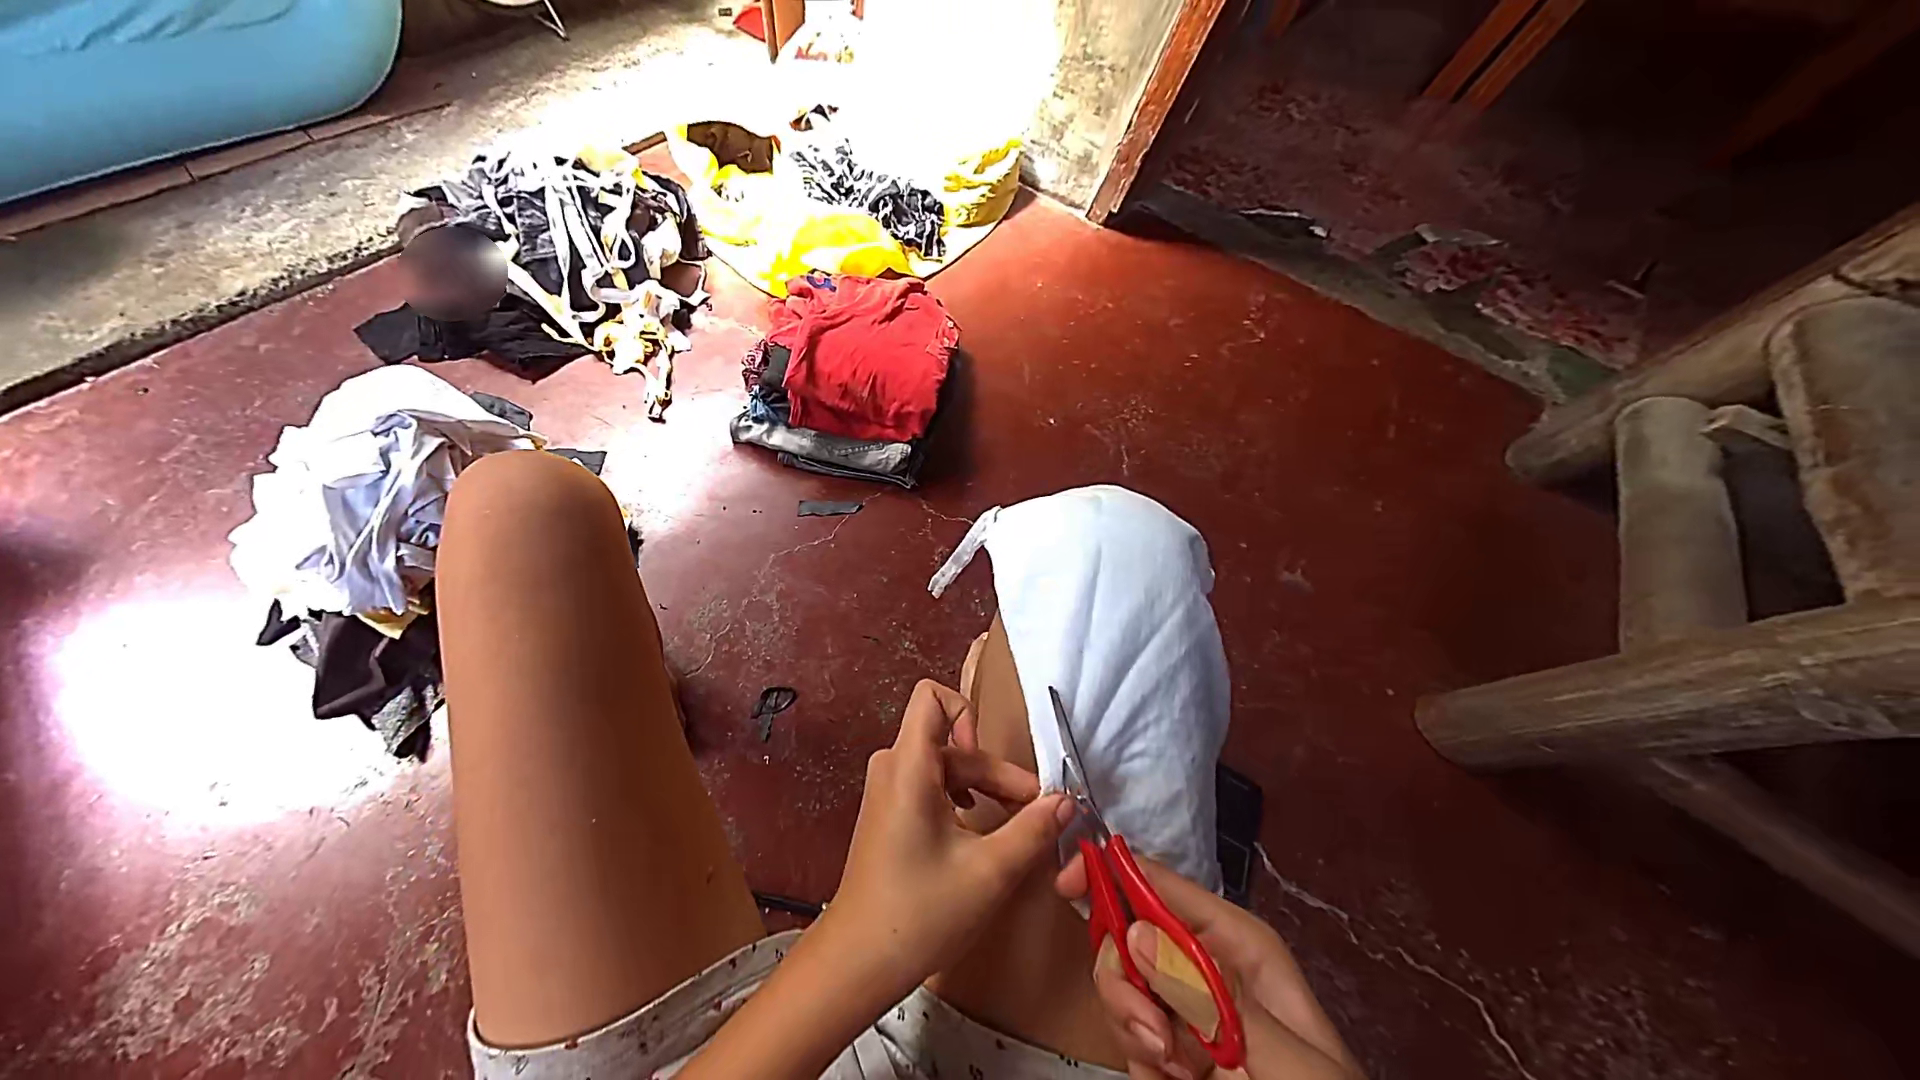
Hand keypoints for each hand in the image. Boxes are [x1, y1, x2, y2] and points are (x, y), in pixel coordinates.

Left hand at [821, 679, 1074, 998]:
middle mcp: (893, 767)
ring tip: (1013, 824)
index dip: (969, 713)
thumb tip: (1065, 801)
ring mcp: (887, 790)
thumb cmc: (919, 914)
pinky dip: (961, 800)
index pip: (931, 697)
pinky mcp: (888, 811)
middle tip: (1035, 811)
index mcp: (909, 766)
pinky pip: (931, 785)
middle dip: (996, 773)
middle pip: (952, 743)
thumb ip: (1033, 829)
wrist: (858, 961)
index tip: (990, 759)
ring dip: (983, 789)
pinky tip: (978, 833)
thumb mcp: (990, 871)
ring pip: (946, 766)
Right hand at [1057, 855, 1363, 1079]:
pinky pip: (1124, 1031)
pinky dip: (1137, 1058)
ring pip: (1118, 983)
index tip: (1065, 883)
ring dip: (1132, 1025)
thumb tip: (1137, 933)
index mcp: (1236, 943)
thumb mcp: (1286, 1062)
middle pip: (1127, 934)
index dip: (1111, 872)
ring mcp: (1182, 1007)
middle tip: (1154, 1037)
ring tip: (1176, 1072)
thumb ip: (1212, 999)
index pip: (1161, 884)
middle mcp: (1203, 965)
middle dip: (1124, 981)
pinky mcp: (1167, 1048)